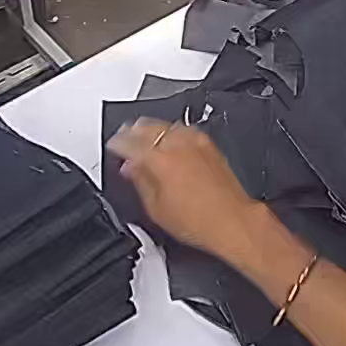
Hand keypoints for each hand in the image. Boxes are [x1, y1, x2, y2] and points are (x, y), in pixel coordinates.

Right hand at [106, 118, 305, 280]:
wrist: (232, 221)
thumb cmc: (200, 221)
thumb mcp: (156, 208)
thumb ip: (140, 181)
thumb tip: (130, 168)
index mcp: (159, 159)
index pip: (130, 143)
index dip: (117, 143)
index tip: (113, 145)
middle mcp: (178, 145)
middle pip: (147, 128)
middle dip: (132, 131)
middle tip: (124, 136)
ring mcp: (195, 142)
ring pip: (166, 125)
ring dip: (152, 128)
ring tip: (143, 134)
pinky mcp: (209, 145)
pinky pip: (184, 130)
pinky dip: (172, 131)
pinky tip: (169, 138)